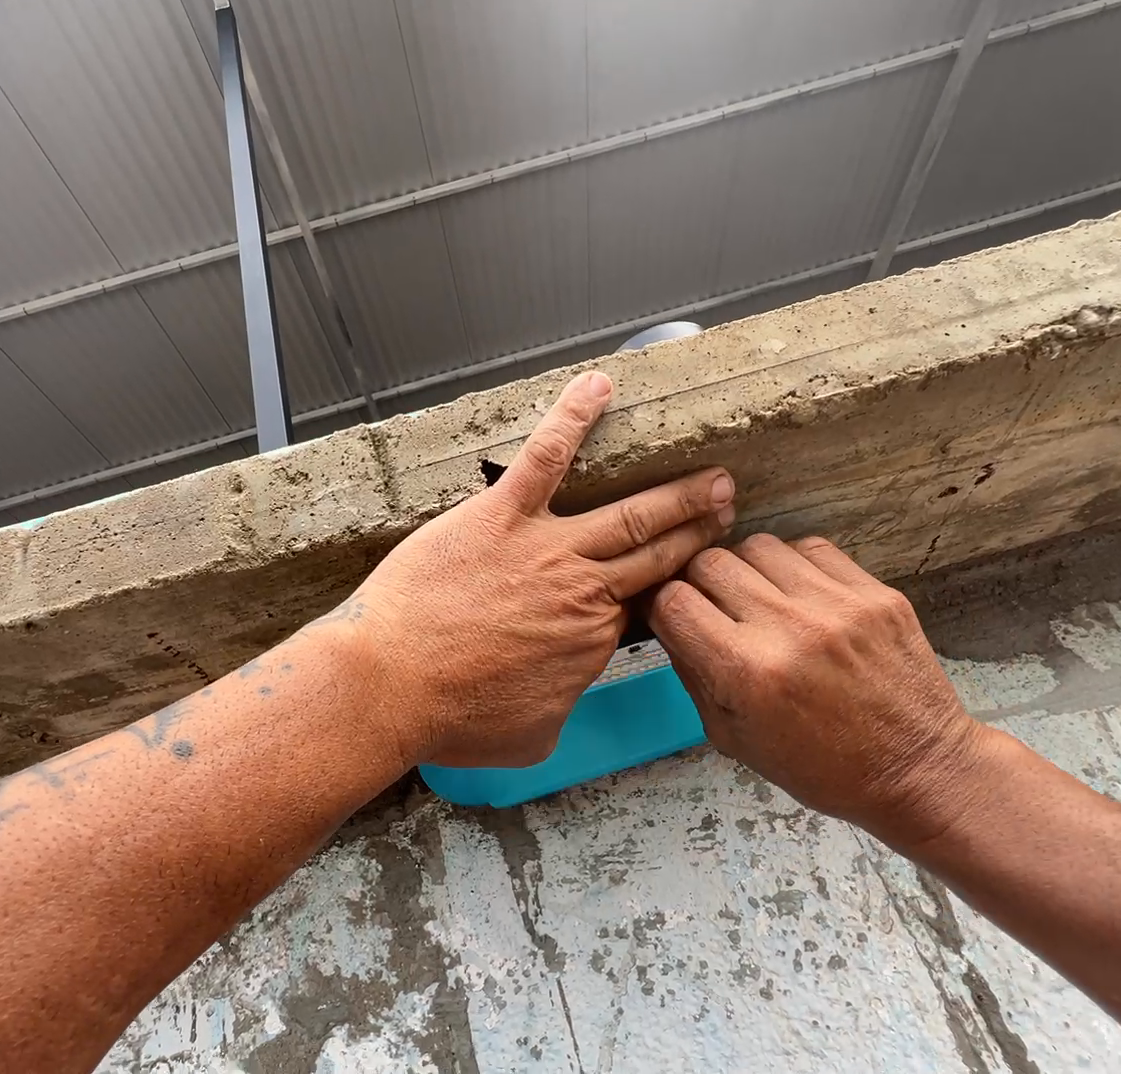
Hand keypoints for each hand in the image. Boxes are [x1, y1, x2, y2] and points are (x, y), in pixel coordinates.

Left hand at [356, 371, 735, 768]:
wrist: (392, 685)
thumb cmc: (452, 717)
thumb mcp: (530, 735)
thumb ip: (562, 704)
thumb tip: (566, 691)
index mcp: (592, 639)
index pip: (643, 603)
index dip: (671, 585)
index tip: (691, 572)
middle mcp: (583, 589)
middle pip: (655, 554)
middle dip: (698, 532)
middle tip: (728, 510)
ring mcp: (545, 546)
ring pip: (628, 512)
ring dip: (676, 493)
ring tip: (713, 475)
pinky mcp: (500, 515)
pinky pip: (545, 456)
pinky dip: (573, 417)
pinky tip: (597, 385)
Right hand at [647, 533, 989, 846]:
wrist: (917, 769)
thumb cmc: (817, 766)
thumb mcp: (732, 736)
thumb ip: (692, 672)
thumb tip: (668, 621)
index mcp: (747, 673)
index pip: (673, 601)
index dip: (661, 606)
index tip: (671, 616)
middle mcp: (789, 628)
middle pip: (709, 563)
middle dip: (698, 583)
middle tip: (713, 608)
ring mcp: (837, 605)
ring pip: (757, 545)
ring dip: (745, 569)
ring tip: (757, 598)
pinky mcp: (875, 593)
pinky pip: (810, 547)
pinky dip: (791, 565)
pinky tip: (798, 594)